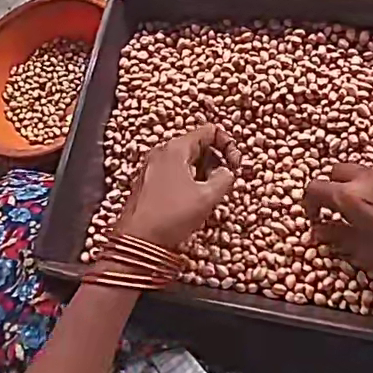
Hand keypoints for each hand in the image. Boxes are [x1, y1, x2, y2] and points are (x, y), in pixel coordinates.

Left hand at [114, 125, 239, 249]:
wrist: (136, 241)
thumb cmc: (170, 216)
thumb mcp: (207, 197)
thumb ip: (224, 178)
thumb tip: (227, 171)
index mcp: (175, 149)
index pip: (209, 131)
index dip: (228, 145)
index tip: (235, 165)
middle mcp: (161, 153)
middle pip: (198, 146)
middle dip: (216, 162)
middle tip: (223, 182)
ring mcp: (152, 168)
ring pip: (187, 162)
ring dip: (203, 174)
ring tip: (208, 195)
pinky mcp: (149, 184)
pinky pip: (175, 174)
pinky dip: (189, 182)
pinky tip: (192, 202)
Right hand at [302, 162, 372, 291]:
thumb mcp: (364, 252)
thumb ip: (336, 236)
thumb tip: (320, 230)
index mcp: (350, 197)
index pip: (315, 189)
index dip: (311, 203)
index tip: (316, 215)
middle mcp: (369, 176)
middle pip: (338, 173)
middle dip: (335, 189)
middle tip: (343, 210)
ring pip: (367, 171)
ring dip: (363, 186)